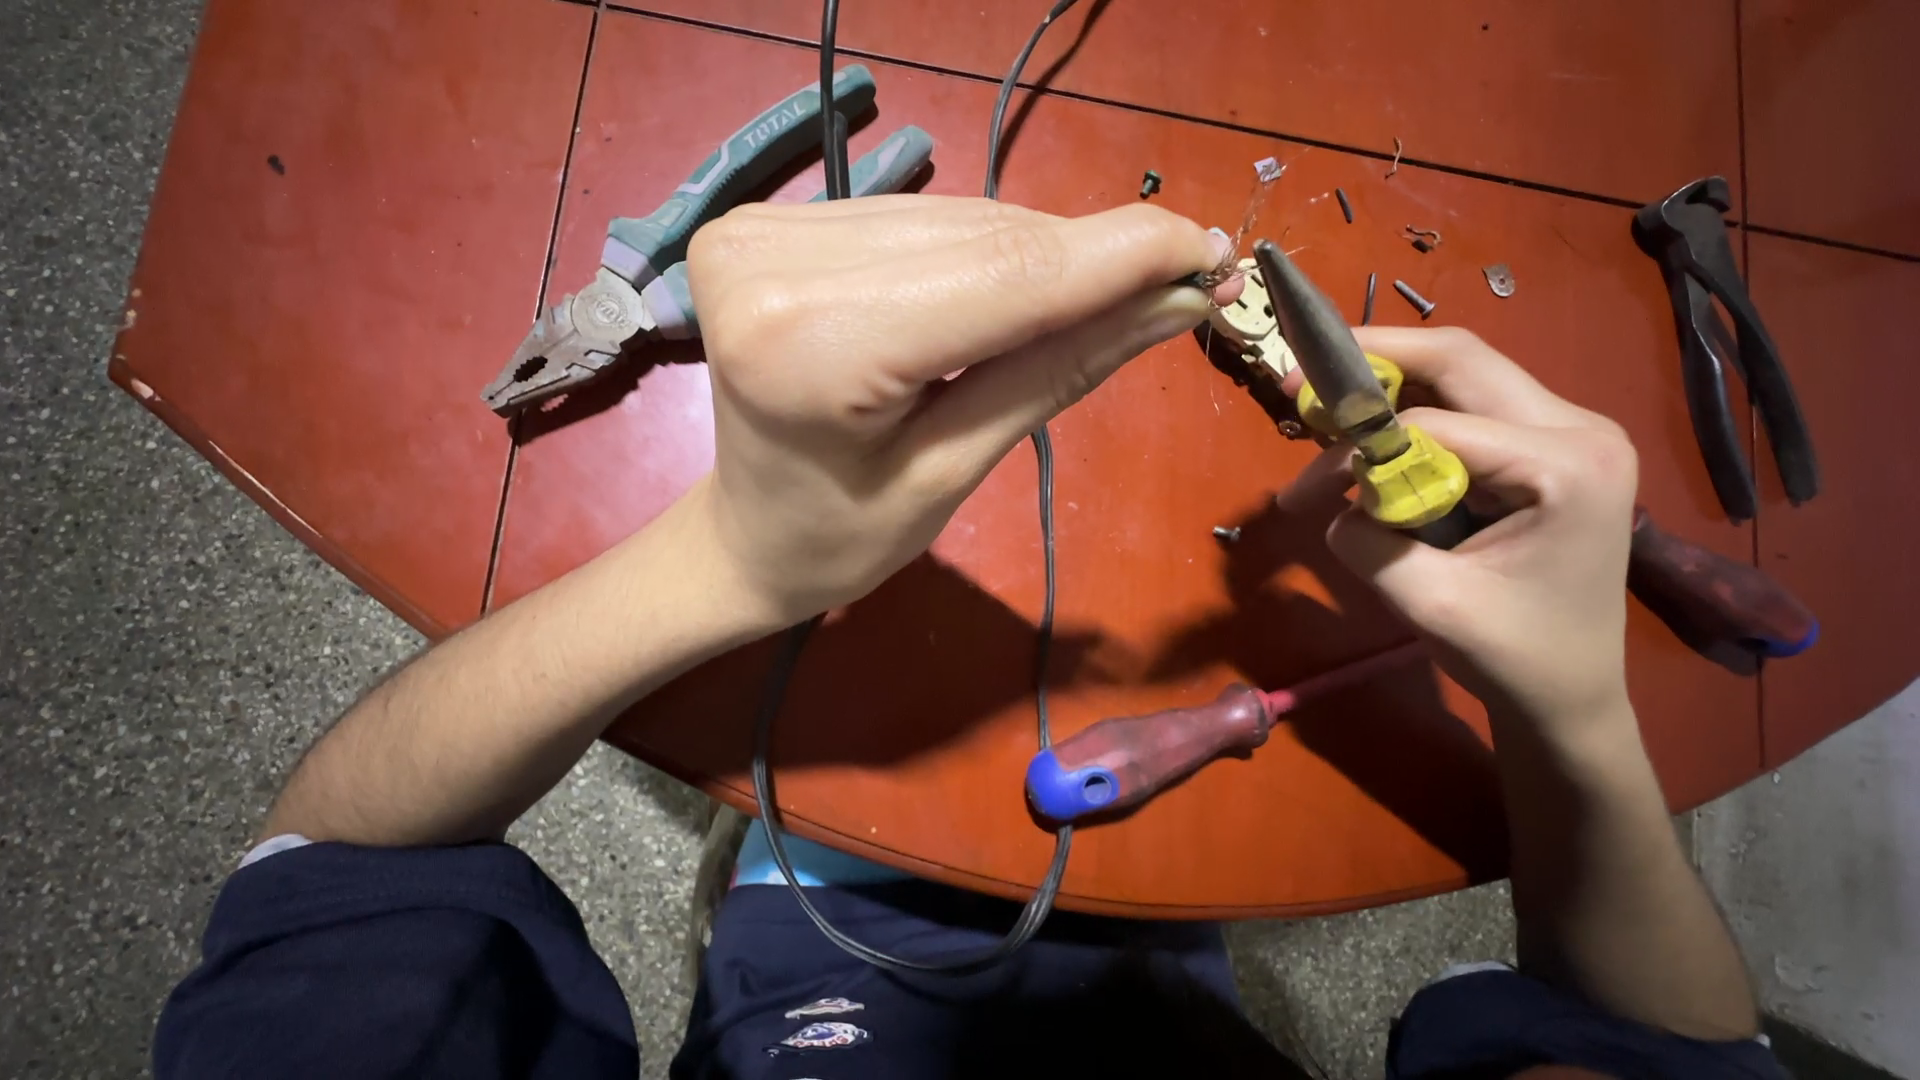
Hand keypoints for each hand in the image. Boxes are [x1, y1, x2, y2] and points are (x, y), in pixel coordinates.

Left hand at [684, 195, 1236, 623]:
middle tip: (1177, 281)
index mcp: (814, 351)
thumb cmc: (844, 539)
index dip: (1116, 258)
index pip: (999, 277)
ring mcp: (759, 232)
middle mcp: (773, 265)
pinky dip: (976, 250)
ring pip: (953, 219)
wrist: (745, 535)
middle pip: (979, 238)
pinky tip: (1004, 292)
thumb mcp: (953, 472)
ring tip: (1091, 299)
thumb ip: (1054, 373)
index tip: (1210, 251)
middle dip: (1086, 259)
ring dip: (1037, 254)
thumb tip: (1173, 300)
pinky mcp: (763, 223)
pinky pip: (912, 222)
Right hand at [1289, 327, 1639, 732]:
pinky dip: (1408, 416)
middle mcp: (1575, 428)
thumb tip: (1336, 507)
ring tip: (1326, 418)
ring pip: (1460, 374)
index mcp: (1564, 464)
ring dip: (1387, 389)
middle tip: (1301, 381)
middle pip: (1458, 359)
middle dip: (1373, 362)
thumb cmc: (1514, 656)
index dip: (1357, 447)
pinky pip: (1465, 408)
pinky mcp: (1544, 448)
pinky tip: (1370, 444)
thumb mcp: (1429, 605)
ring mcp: (1566, 432)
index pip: (1435, 421)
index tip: (1303, 492)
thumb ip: (1368, 543)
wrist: (1572, 692)